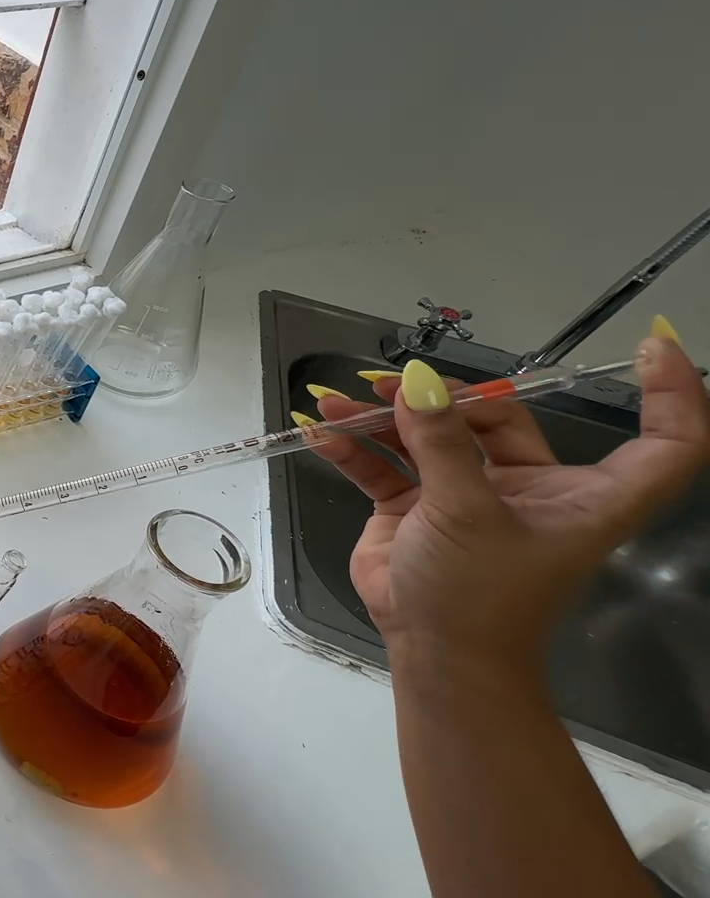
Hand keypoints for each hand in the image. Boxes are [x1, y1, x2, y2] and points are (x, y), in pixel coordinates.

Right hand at [304, 319, 709, 668]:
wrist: (432, 647)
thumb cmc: (481, 590)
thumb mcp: (467, 514)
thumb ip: (441, 446)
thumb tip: (420, 382)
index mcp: (582, 494)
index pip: (662, 441)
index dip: (673, 395)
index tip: (653, 347)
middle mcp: (527, 487)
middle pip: (495, 422)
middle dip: (442, 400)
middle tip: (393, 385)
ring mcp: (463, 493)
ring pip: (426, 439)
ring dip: (380, 419)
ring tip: (339, 404)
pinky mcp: (411, 505)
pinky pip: (382, 465)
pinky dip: (352, 449)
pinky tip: (320, 435)